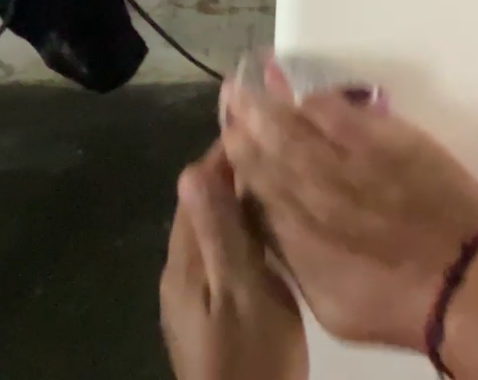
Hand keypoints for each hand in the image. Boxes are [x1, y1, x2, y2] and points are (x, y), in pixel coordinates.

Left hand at [160, 143, 307, 379]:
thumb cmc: (249, 355)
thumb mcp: (240, 290)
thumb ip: (219, 231)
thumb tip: (192, 169)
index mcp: (185, 260)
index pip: (200, 183)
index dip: (229, 149)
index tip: (268, 122)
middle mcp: (184, 267)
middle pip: (208, 200)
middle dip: (241, 167)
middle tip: (291, 142)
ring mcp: (199, 288)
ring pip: (222, 223)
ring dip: (249, 194)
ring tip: (293, 171)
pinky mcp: (219, 303)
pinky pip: (232, 245)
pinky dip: (254, 223)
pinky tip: (285, 222)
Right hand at [221, 62, 477, 351]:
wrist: (462, 274)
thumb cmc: (397, 301)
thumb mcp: (330, 303)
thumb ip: (296, 260)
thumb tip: (276, 229)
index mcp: (301, 237)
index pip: (258, 190)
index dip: (241, 159)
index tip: (228, 136)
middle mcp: (319, 193)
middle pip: (274, 149)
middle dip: (249, 120)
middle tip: (232, 93)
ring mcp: (355, 161)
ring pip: (304, 126)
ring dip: (277, 104)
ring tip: (258, 80)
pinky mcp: (391, 139)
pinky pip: (347, 113)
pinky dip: (323, 102)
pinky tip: (309, 94)